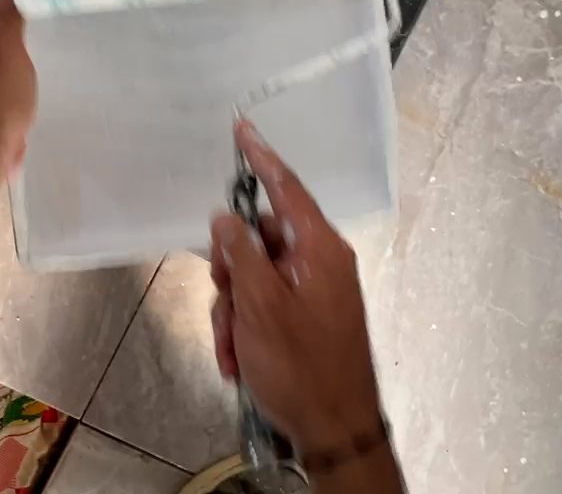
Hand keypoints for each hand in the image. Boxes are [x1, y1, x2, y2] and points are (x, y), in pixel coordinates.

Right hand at [210, 119, 384, 456]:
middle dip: (232, 272)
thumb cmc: (300, 365)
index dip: (260, 157)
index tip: (242, 127)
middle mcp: (319, 260)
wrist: (336, 433)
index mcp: (319, 248)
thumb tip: (226, 217)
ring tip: (234, 348)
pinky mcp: (306, 315)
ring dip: (235, 310)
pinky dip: (247, 327)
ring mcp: (313, 289)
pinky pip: (265, 304)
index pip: (285, 187)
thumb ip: (241, 254)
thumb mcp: (260, 307)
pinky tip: (240, 359)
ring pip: (255, 277)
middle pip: (259, 239)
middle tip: (225, 302)